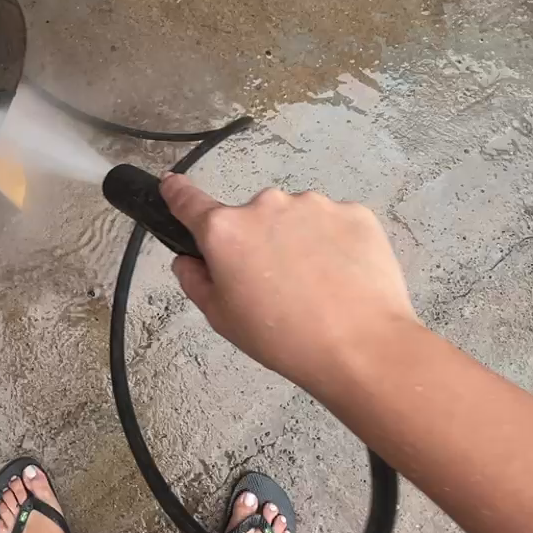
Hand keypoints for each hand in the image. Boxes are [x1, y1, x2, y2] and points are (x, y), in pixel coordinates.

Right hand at [162, 175, 423, 397]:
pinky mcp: (354, 212)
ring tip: (314, 286)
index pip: (189, 201)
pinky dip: (333, 244)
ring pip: (295, 219)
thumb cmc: (282, 338)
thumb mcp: (220, 318)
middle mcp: (265, 205)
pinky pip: (333, 223)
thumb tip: (189, 259)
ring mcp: (313, 204)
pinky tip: (341, 278)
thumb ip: (194, 280)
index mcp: (224, 231)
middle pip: (251, 218)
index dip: (177, 194)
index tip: (172, 185)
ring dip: (297, 241)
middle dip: (257, 242)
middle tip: (273, 284)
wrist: (361, 347)